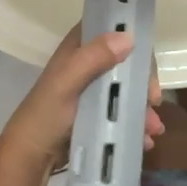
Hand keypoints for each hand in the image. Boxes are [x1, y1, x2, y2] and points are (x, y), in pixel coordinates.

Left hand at [0, 28, 163, 164]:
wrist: (33, 154)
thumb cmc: (46, 113)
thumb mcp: (67, 82)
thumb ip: (94, 58)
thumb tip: (128, 37)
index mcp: (79, 49)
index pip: (112, 31)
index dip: (133, 40)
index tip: (147, 61)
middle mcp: (89, 64)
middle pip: (128, 63)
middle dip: (144, 82)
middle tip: (153, 101)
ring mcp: (95, 90)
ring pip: (130, 89)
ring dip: (144, 107)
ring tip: (152, 129)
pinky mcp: (99, 113)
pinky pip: (125, 112)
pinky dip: (137, 123)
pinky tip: (145, 139)